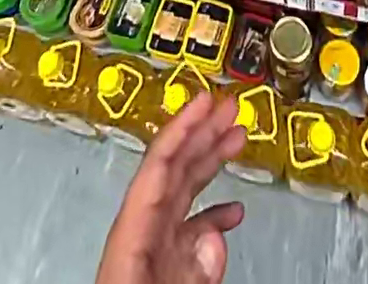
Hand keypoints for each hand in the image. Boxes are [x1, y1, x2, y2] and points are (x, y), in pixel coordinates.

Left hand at [96, 92, 247, 283]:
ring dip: (211, 161)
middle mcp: (141, 231)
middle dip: (203, 133)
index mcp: (131, 232)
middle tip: (229, 107)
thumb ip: (189, 270)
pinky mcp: (163, 266)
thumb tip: (215, 237)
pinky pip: (189, 228)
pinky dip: (213, 213)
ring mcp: (152, 247)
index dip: (183, 126)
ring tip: (237, 137)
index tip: (205, 100)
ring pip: (184, 191)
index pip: (158, 163)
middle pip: (173, 168)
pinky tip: (234, 208)